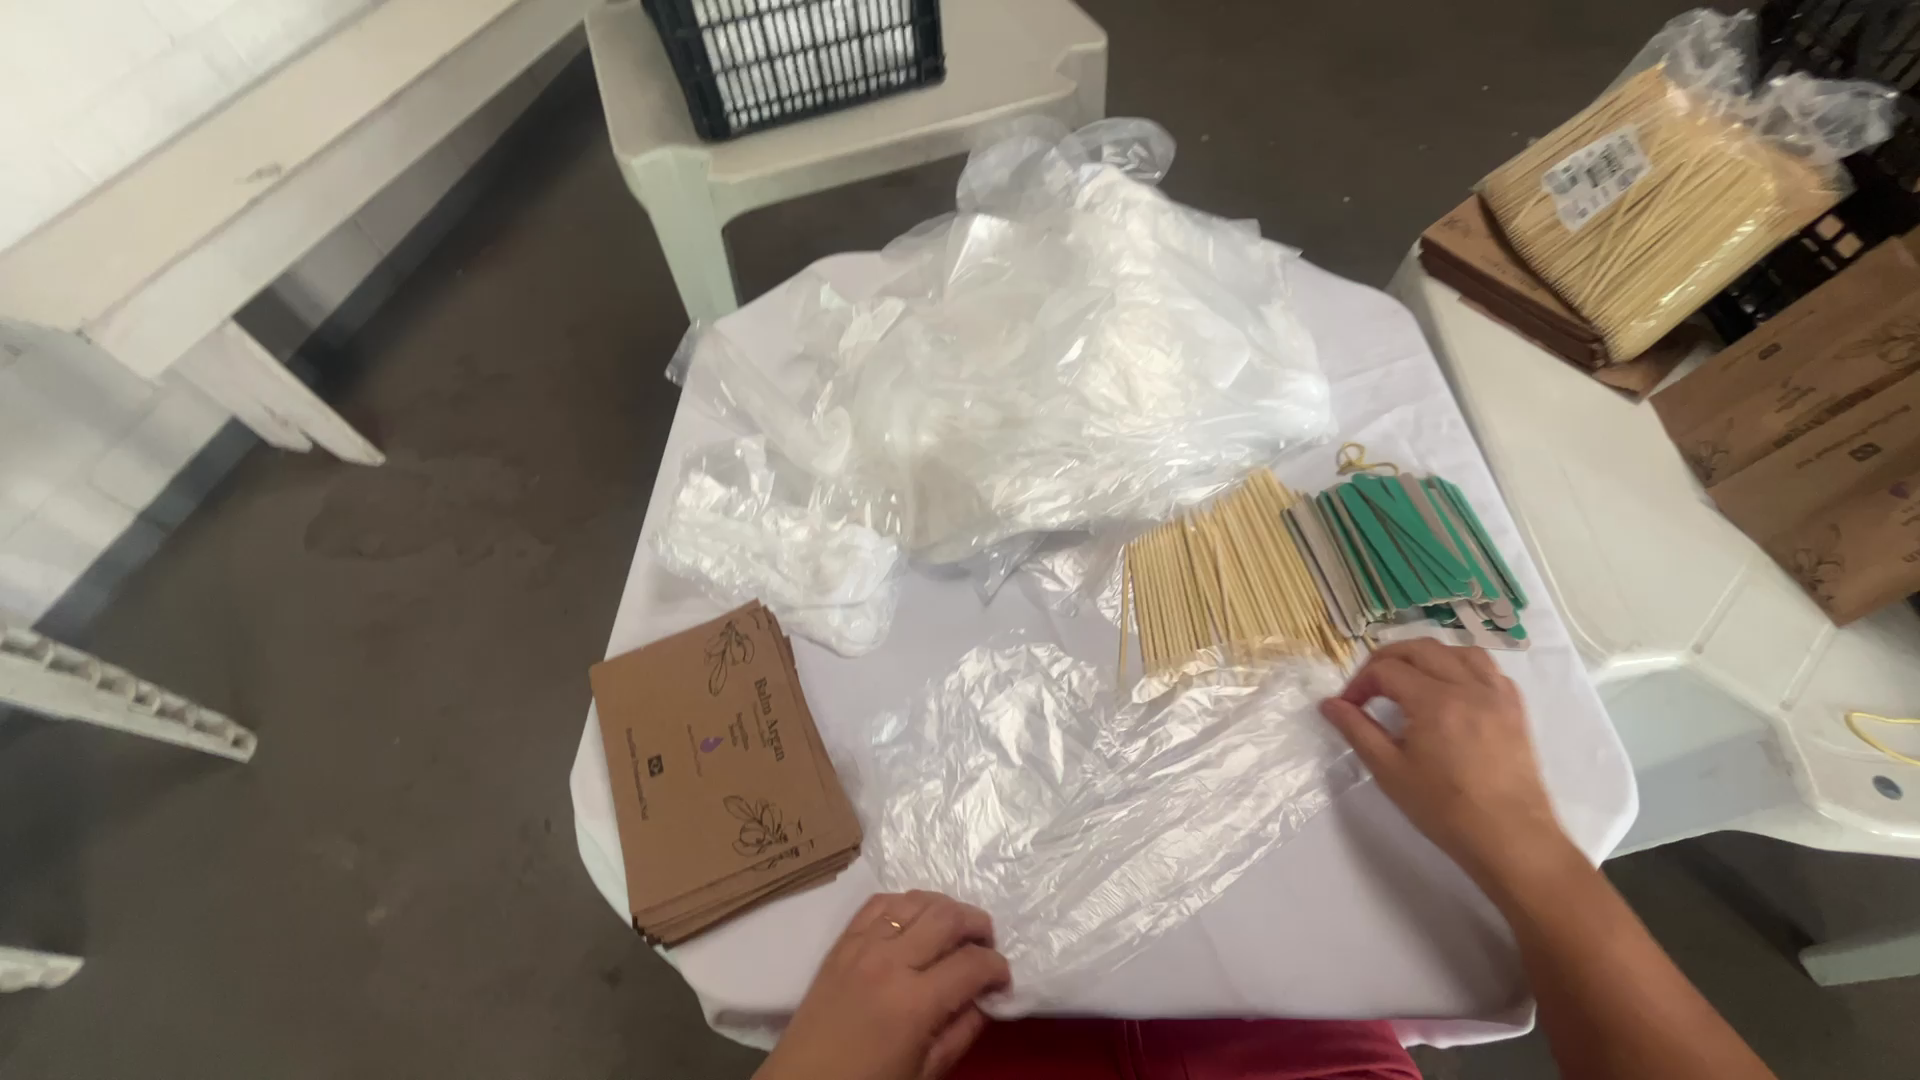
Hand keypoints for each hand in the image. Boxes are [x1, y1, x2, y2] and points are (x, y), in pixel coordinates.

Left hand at [754, 891, 1010, 1079]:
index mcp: (913, 1003)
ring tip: (956, 928)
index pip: (972, 964)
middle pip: (948, 917)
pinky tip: (916, 917)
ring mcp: (862, 945)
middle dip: (978, 925)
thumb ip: (960, 1031)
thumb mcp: (925, 1072)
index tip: (1003, 978)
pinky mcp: (842, 940)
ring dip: (945, 907)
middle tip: (987, 944)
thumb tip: (985, 997)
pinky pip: (880, 902)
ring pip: (916, 899)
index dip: (997, 968)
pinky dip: (905, 902)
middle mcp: (890, 961)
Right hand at [1319, 640, 1572, 890]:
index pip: (1386, 670)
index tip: (1348, 707)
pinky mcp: (1515, 710)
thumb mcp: (1389, 770)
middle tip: (1369, 686)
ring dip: (1426, 656)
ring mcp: (1497, 697)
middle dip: (1386, 660)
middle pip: (1420, 649)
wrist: (1511, 841)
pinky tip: (1449, 689)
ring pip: (1458, 651)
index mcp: (1435, 702)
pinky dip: (1461, 667)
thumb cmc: (1444, 810)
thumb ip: (1357, 730)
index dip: (1359, 683)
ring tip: (1409, 678)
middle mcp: (1469, 688)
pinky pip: (1488, 669)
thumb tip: (1329, 704)